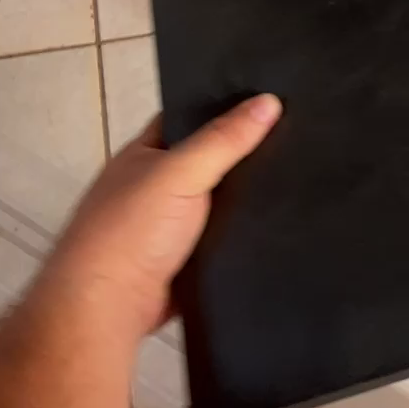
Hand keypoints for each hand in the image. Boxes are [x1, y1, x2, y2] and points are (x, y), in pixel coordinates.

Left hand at [30, 94, 282, 341]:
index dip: (227, 107)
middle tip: (297, 141)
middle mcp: (157, 186)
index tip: (274, 100)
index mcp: (145, 155)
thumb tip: (269, 101)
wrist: (108, 308)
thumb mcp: (179, 173)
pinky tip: (278, 227)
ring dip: (248, 201)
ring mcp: (172, 226)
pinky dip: (245, 236)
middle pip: (211, 161)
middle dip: (245, 156)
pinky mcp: (188, 261)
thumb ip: (223, 140)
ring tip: (300, 182)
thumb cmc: (129, 231)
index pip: (190, 118)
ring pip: (222, 203)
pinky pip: (225, 239)